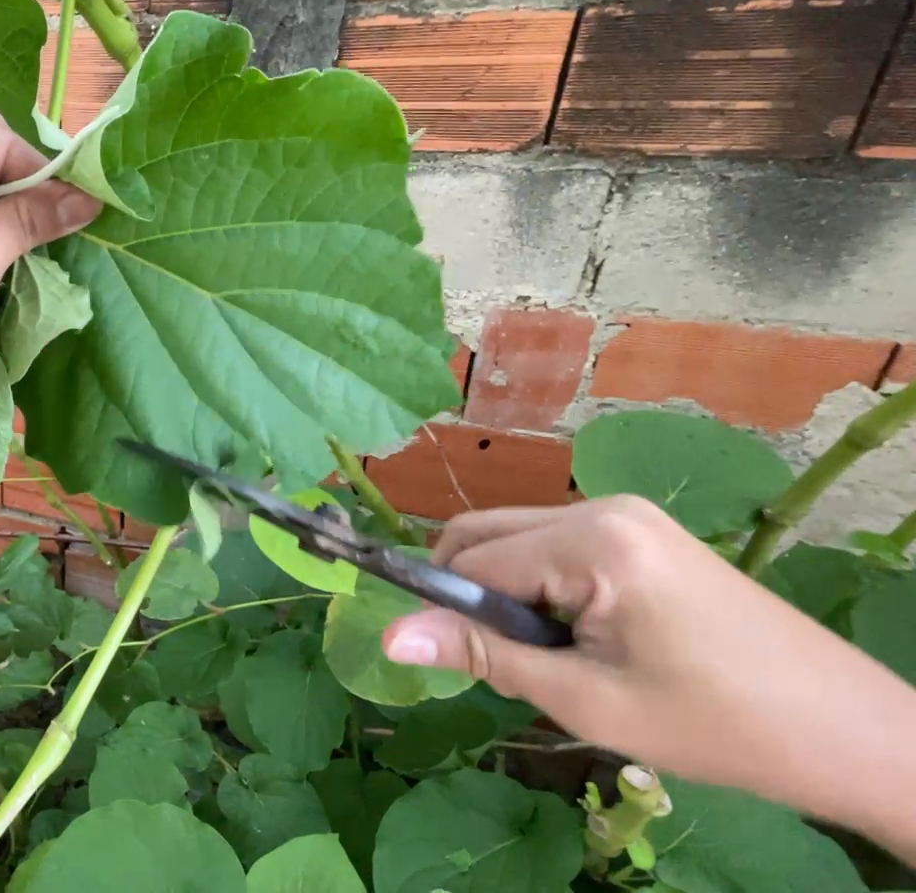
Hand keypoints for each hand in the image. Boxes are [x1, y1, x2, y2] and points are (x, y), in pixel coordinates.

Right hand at [383, 495, 915, 851]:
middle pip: (482, 536)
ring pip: (511, 539)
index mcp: (593, 542)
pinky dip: (538, 583)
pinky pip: (550, 543)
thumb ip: (480, 656)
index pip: (472, 564)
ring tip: (557, 652)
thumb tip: (388, 638)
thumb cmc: (719, 727)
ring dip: (507, 592)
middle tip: (518, 663)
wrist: (858, 737)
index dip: (454, 614)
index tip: (470, 663)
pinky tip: (580, 631)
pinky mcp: (640, 529)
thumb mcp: (587, 700)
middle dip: (476, 597)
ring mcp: (625, 514)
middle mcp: (601, 509)